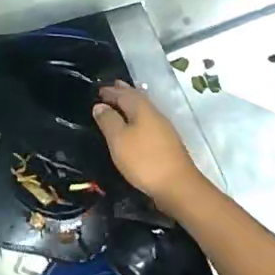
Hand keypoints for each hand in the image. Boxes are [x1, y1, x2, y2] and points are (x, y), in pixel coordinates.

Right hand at [92, 81, 209, 209]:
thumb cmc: (144, 160)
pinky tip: (134, 125)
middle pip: (137, 97)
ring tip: (120, 103)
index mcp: (141, 109)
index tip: (96, 90)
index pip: (123, 94)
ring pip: (143, 109)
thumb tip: (100, 105)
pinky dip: (137, 117)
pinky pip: (147, 121)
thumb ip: (108, 120)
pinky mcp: (167, 142)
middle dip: (123, 92)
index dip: (109, 91)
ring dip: (131, 104)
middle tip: (111, 87)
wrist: (178, 186)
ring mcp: (163, 128)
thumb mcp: (118, 140)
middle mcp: (154, 114)